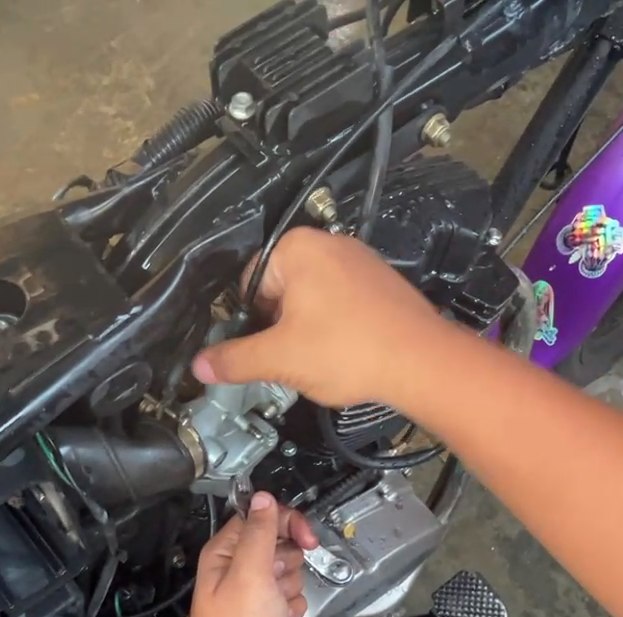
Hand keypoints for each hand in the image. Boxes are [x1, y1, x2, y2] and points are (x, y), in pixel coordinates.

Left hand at [183, 491, 320, 616]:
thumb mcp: (251, 574)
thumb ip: (259, 532)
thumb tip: (263, 498)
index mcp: (223, 554)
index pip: (259, 517)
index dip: (287, 524)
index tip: (305, 538)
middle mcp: (232, 571)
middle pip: (276, 544)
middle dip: (289, 562)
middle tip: (280, 581)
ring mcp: (247, 595)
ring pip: (285, 572)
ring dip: (291, 588)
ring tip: (277, 608)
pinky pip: (287, 599)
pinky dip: (291, 609)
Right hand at [191, 228, 472, 407]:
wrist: (421, 363)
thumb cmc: (353, 350)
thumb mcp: (280, 359)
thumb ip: (235, 360)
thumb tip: (201, 365)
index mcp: (297, 249)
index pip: (247, 282)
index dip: (246, 322)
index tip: (253, 349)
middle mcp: (329, 245)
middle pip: (279, 291)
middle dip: (279, 328)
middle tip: (288, 360)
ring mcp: (359, 263)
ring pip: (311, 302)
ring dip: (306, 333)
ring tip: (320, 361)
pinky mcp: (380, 286)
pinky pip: (341, 306)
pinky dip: (335, 331)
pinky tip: (343, 356)